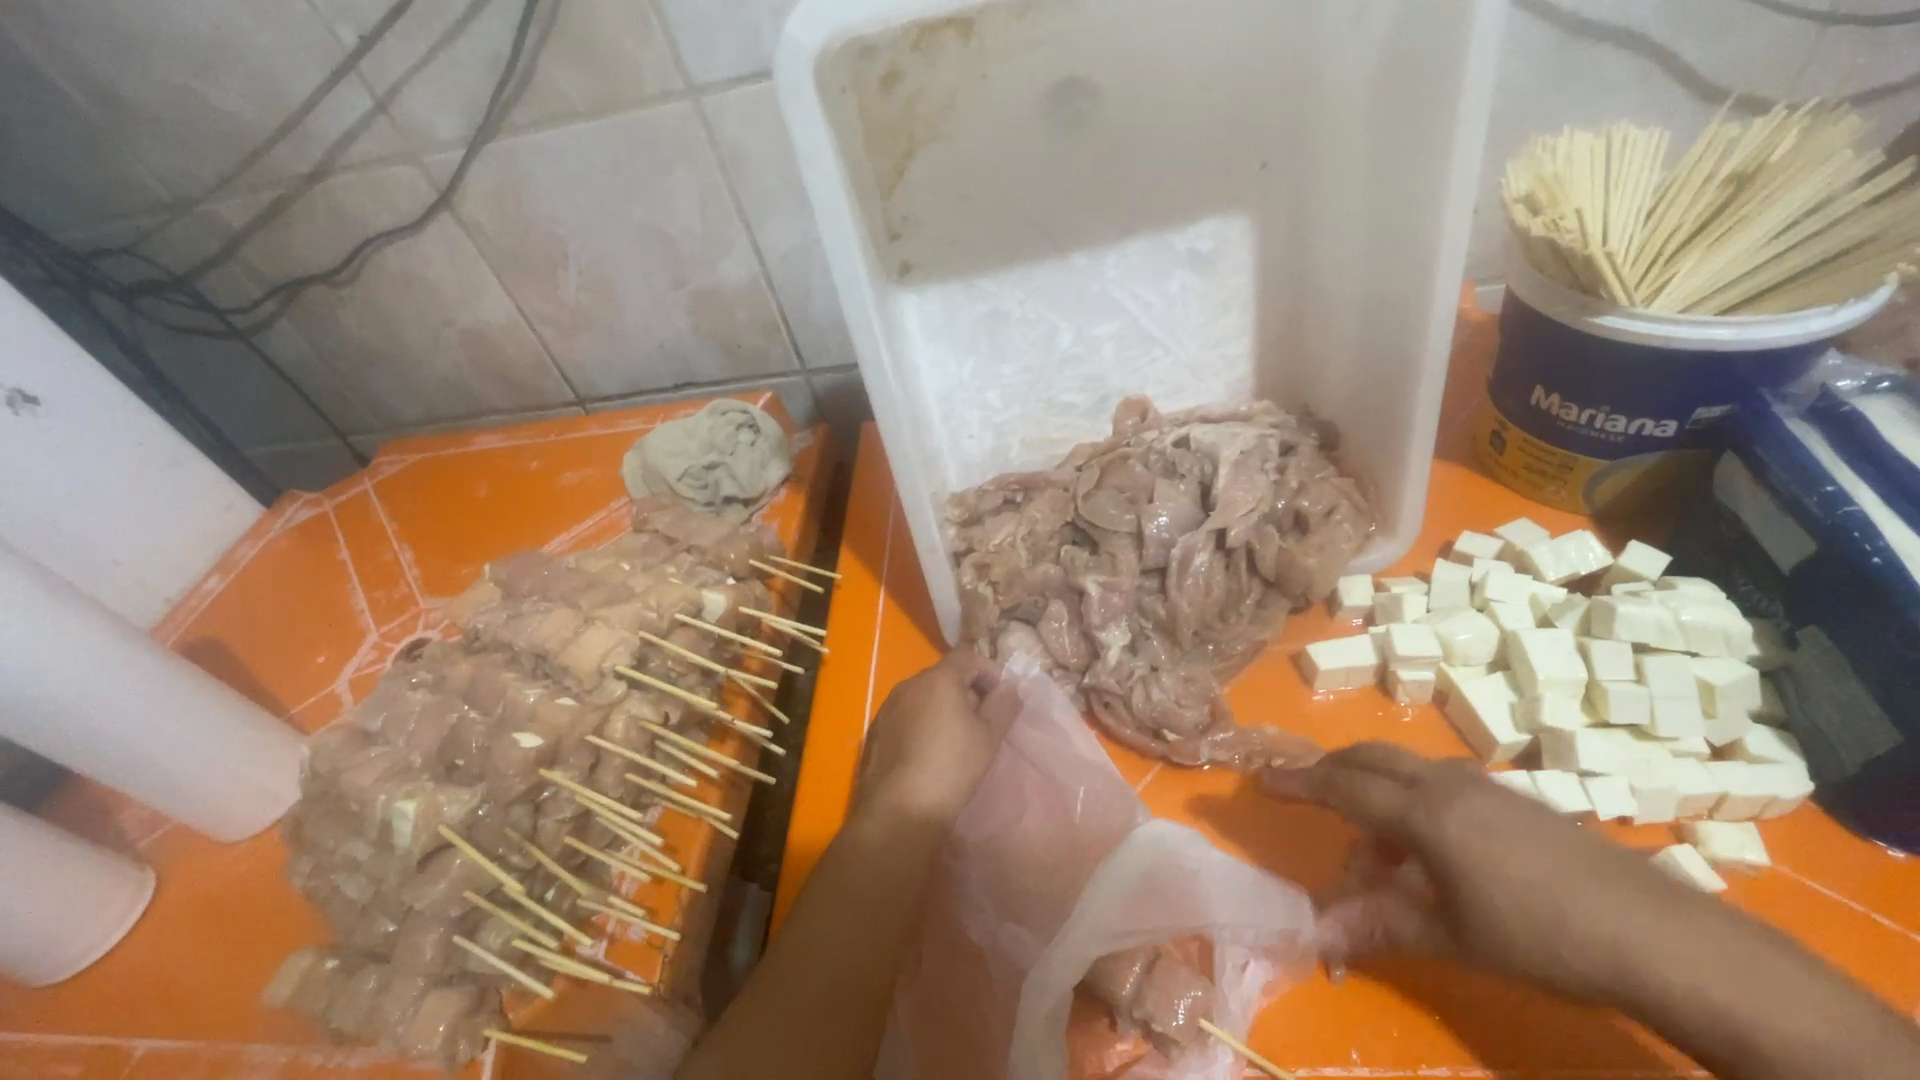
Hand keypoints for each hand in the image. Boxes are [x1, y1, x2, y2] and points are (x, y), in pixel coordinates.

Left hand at [851, 649, 1019, 831]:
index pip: (967, 656)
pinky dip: (920, 724)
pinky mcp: (875, 732)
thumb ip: (1004, 705)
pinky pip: (904, 717)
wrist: (899, 810)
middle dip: (965, 690)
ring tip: (955, 739)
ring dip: (941, 708)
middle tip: (981, 721)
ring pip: (922, 697)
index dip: (988, 671)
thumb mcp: (989, 737)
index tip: (1000, 697)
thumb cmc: (952, 767)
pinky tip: (927, 754)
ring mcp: (887, 708)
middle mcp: (908, 685)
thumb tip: (1012, 686)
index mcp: (938, 679)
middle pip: (943, 675)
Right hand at [1262, 742, 1728, 1003]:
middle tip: (1307, 797)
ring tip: (1375, 856)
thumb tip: (1317, 940)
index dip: (1298, 783)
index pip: (1343, 786)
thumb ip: (1378, 927)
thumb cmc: (1539, 935)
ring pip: (1408, 771)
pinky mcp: (1516, 802)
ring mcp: (1488, 787)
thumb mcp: (1450, 936)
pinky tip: (1429, 854)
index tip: (1261, 779)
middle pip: (1371, 758)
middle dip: (1332, 772)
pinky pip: (1442, 785)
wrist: (1658, 937)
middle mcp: (1449, 784)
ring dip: (1376, 796)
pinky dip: (1413, 804)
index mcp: (1425, 811)